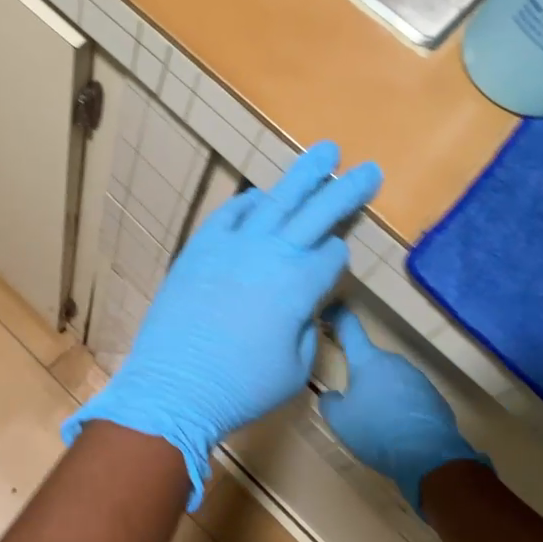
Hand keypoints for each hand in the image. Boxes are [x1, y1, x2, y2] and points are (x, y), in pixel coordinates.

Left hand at [64, 141, 381, 507]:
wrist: (173, 388)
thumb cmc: (242, 387)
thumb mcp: (296, 369)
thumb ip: (307, 327)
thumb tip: (301, 306)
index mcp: (300, 284)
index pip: (333, 256)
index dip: (338, 261)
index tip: (334, 268)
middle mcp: (272, 253)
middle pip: (318, 212)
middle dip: (347, 189)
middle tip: (369, 168)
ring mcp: (233, 244)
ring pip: (277, 199)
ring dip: (304, 175)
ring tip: (325, 153)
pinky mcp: (201, 247)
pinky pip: (230, 212)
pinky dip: (249, 201)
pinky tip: (262, 195)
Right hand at [319, 308, 487, 514]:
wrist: (429, 455)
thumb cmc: (377, 431)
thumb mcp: (341, 421)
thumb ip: (330, 403)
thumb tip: (333, 397)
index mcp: (368, 360)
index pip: (350, 328)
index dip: (338, 316)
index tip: (330, 308)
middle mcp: (393, 361)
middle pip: (371, 360)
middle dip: (361, 373)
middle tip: (352, 397)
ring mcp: (416, 377)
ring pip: (391, 378)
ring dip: (382, 391)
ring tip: (377, 419)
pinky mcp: (433, 396)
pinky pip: (409, 395)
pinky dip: (400, 405)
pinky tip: (398, 428)